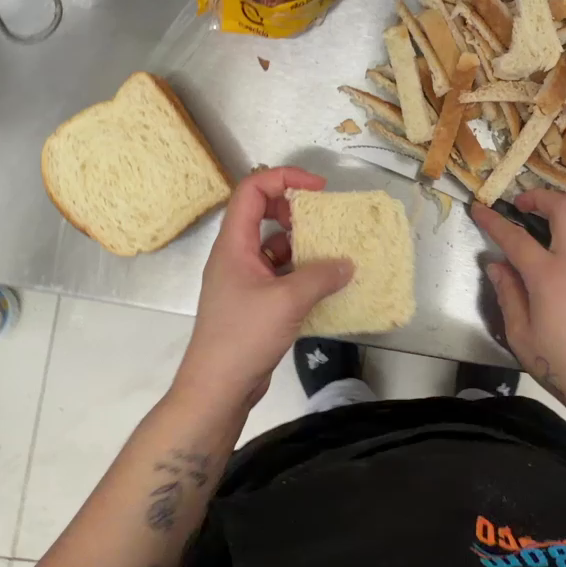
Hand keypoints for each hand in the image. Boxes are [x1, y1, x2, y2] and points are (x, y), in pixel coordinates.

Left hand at [177, 167, 352, 409]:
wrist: (217, 387)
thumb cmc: (243, 336)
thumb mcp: (288, 301)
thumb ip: (321, 276)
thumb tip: (348, 264)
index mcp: (234, 245)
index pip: (252, 191)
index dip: (284, 179)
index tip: (318, 189)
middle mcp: (235, 257)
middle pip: (262, 214)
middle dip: (295, 211)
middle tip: (325, 221)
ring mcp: (244, 281)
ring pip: (274, 248)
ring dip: (302, 246)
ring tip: (333, 254)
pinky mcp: (253, 304)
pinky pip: (280, 276)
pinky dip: (302, 275)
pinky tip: (325, 286)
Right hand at [471, 190, 565, 402]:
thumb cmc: (559, 363)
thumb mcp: (520, 334)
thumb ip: (508, 294)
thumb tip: (497, 266)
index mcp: (549, 276)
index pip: (516, 238)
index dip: (495, 221)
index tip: (480, 209)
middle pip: (565, 210)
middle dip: (541, 197)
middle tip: (524, 203)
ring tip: (559, 207)